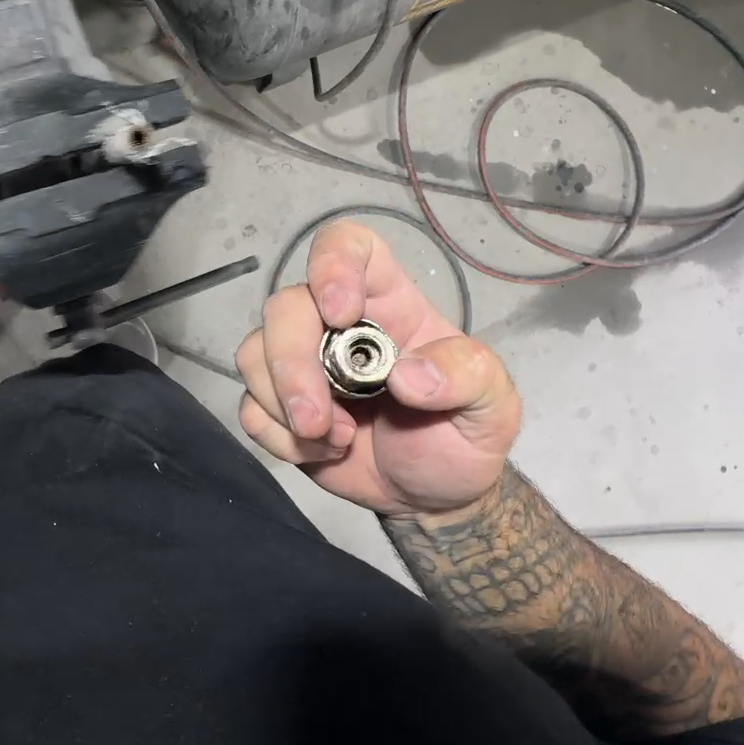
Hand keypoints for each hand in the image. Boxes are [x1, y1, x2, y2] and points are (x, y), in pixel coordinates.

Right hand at [236, 221, 520, 516]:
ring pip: (253, 355)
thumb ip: (468, 377)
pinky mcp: (277, 406)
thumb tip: (408, 376)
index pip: (348, 246)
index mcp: (386, 303)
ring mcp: (300, 363)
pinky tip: (321, 450)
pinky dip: (279, 439)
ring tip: (337, 439)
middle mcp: (334, 325)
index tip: (340, 312)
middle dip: (291, 364)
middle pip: (284, 307)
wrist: (431, 497)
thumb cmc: (460, 438)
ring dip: (284, 405)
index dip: (333, 263)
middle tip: (316, 419)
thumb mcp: (494, 407)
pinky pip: (249, 408)